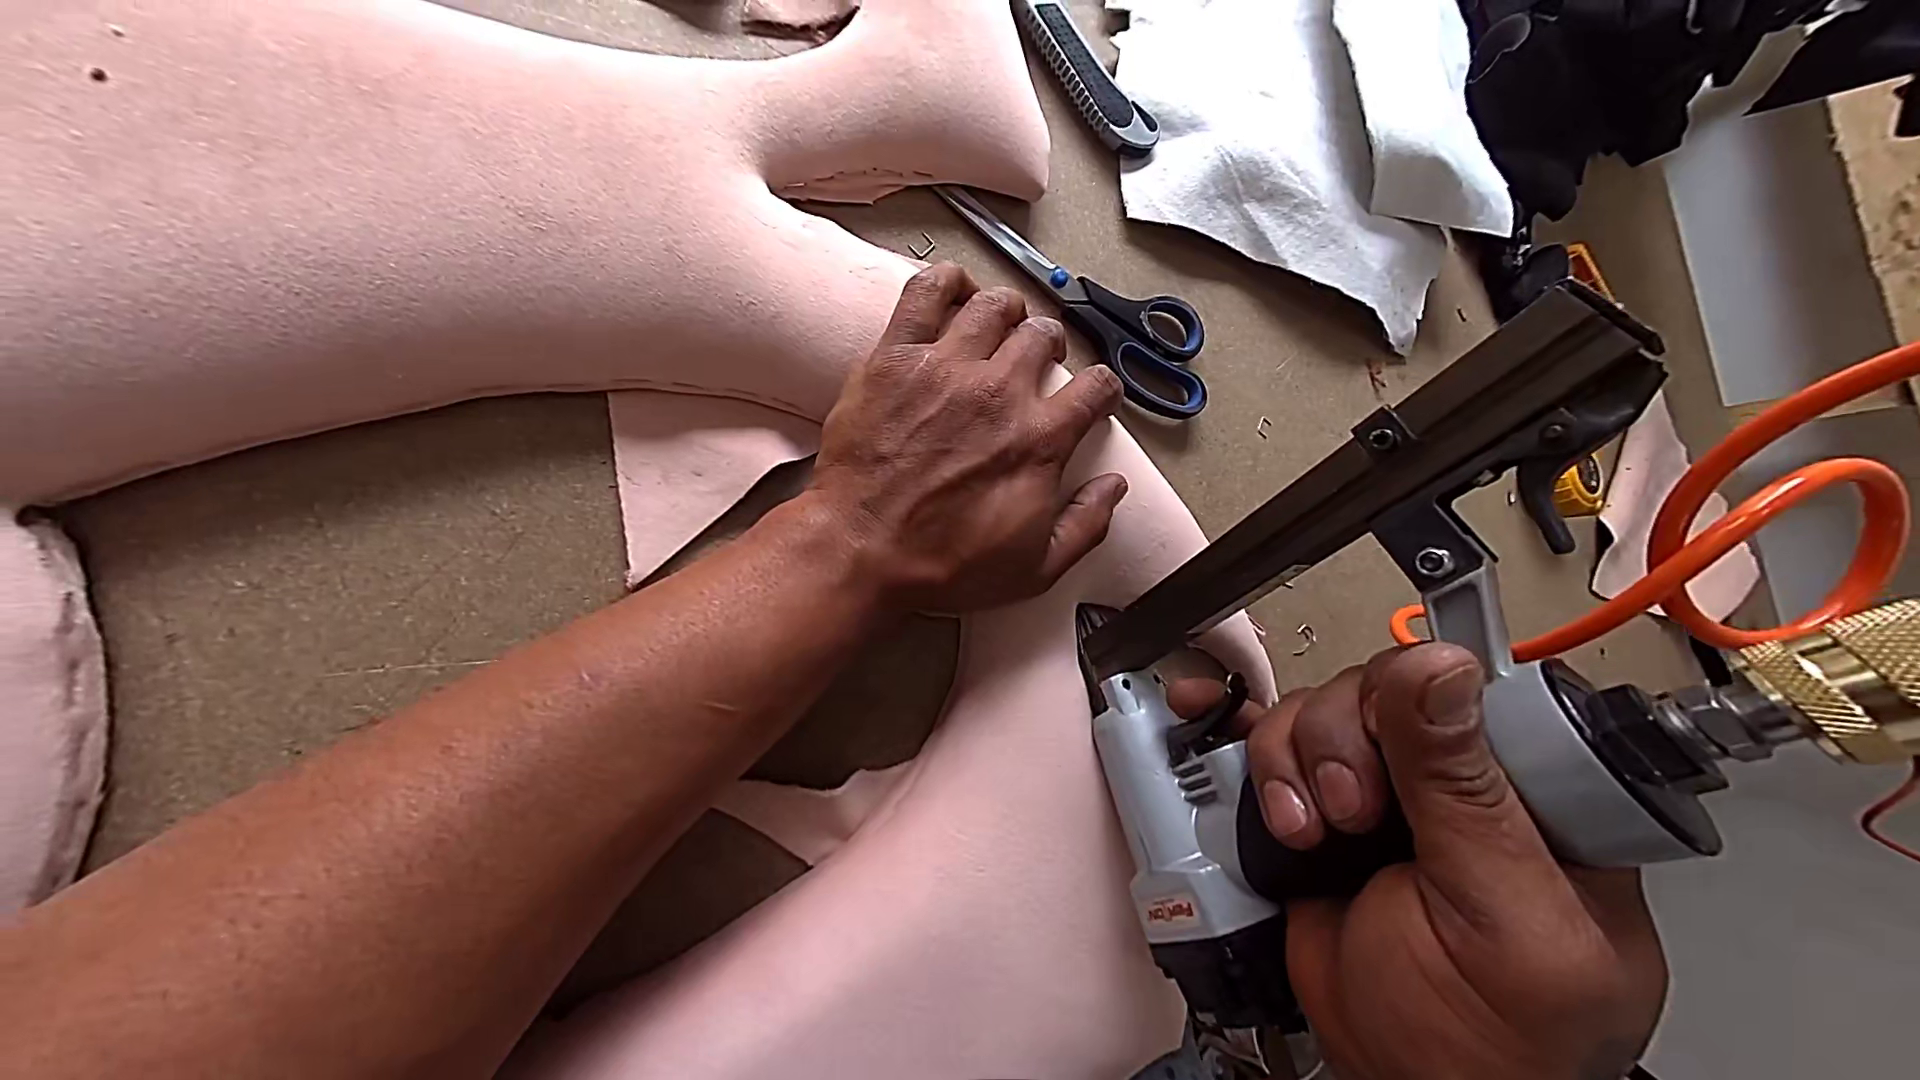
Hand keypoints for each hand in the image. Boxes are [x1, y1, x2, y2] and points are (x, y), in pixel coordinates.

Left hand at [807, 263, 1126, 612]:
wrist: (861, 551)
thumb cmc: (940, 564)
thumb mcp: (1035, 569)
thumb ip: (1086, 525)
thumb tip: (1113, 489)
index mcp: (1038, 439)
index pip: (1094, 388)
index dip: (1101, 388)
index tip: (1092, 393)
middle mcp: (999, 393)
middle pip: (1043, 336)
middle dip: (1049, 345)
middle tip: (1038, 359)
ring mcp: (946, 368)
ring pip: (994, 306)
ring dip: (1006, 311)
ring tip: (1000, 325)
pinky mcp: (895, 359)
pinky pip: (926, 293)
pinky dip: (946, 282)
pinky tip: (953, 291)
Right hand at [1170, 645, 1667, 1079]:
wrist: (1397, 1076)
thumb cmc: (1488, 1031)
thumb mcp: (1500, 915)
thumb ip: (1465, 791)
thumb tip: (1439, 668)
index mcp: (1519, 791)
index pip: (1457, 688)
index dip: (1408, 702)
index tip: (1391, 762)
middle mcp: (1435, 775)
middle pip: (1365, 690)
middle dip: (1334, 742)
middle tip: (1346, 814)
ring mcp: (1363, 783)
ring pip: (1304, 711)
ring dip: (1281, 760)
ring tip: (1300, 830)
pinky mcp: (1302, 798)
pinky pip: (1257, 739)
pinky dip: (1224, 721)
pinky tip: (1202, 709)